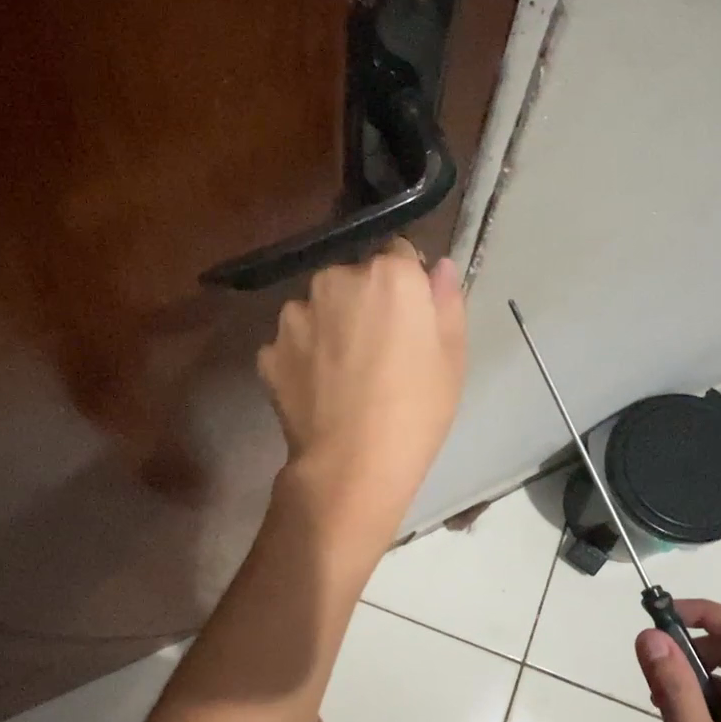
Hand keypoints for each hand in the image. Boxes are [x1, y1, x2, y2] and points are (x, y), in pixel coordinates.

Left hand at [257, 239, 466, 537]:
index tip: (408, 318)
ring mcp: (295, 315)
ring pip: (317, 309)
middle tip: (375, 352)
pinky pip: (292, 345)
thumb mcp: (452, 359)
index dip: (404, 285)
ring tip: (342, 375)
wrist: (351, 466)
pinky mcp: (268, 350)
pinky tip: (317, 392)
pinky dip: (302, 360)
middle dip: (361, 303)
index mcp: (389, 275)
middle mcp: (335, 280)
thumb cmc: (415, 413)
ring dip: (327, 328)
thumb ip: (446, 302)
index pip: (397, 255)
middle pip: (352, 278)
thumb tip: (438, 267)